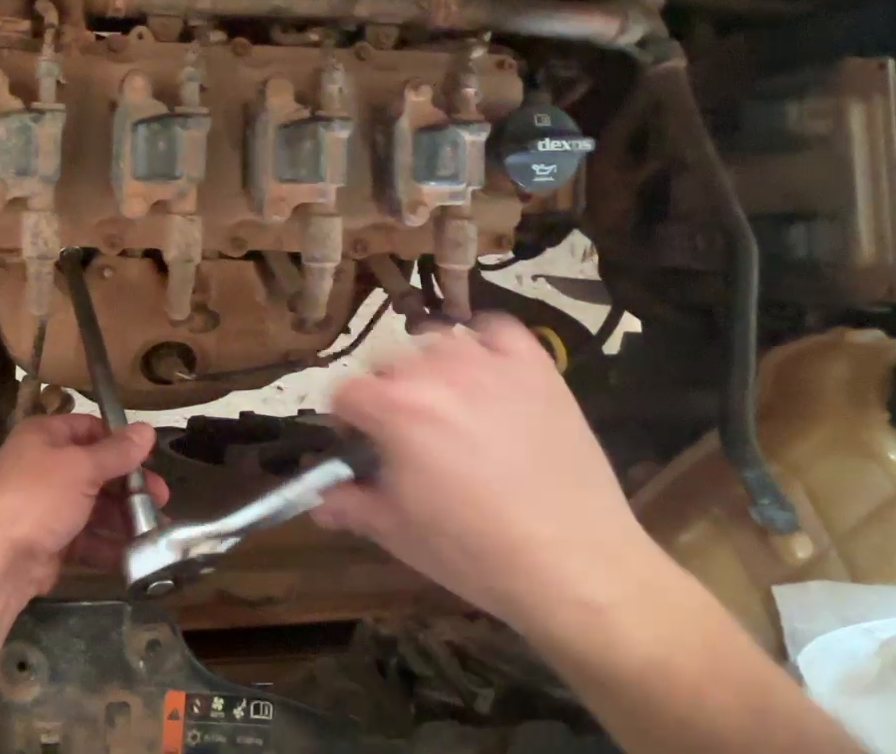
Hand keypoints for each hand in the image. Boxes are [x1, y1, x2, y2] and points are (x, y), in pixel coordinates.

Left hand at [0, 414, 168, 596]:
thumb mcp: (82, 468)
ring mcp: (45, 506)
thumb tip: (147, 429)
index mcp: (43, 437)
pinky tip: (136, 553)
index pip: (88, 428)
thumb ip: (117, 452)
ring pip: (93, 507)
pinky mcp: (50, 540)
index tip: (150, 458)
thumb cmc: (39, 497)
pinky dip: (109, 545)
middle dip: (128, 487)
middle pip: (95, 470)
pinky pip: (86, 538)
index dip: (119, 441)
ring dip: (124, 518)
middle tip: (162, 499)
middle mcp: (43, 466)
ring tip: (157, 531)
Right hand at [313, 314, 666, 633]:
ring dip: (429, 369)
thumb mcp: (395, 530)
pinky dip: (482, 344)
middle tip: (408, 437)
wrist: (578, 566)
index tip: (363, 447)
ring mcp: (489, 363)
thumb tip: (316, 498)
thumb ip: (347, 503)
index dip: (348, 423)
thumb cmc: (474, 552)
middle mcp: (434, 372)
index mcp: (393, 407)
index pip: (344, 392)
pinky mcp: (536, 367)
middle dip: (386, 394)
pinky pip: (494, 330)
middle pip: (385, 363)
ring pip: (435, 343)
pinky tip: (485, 374)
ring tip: (449, 408)